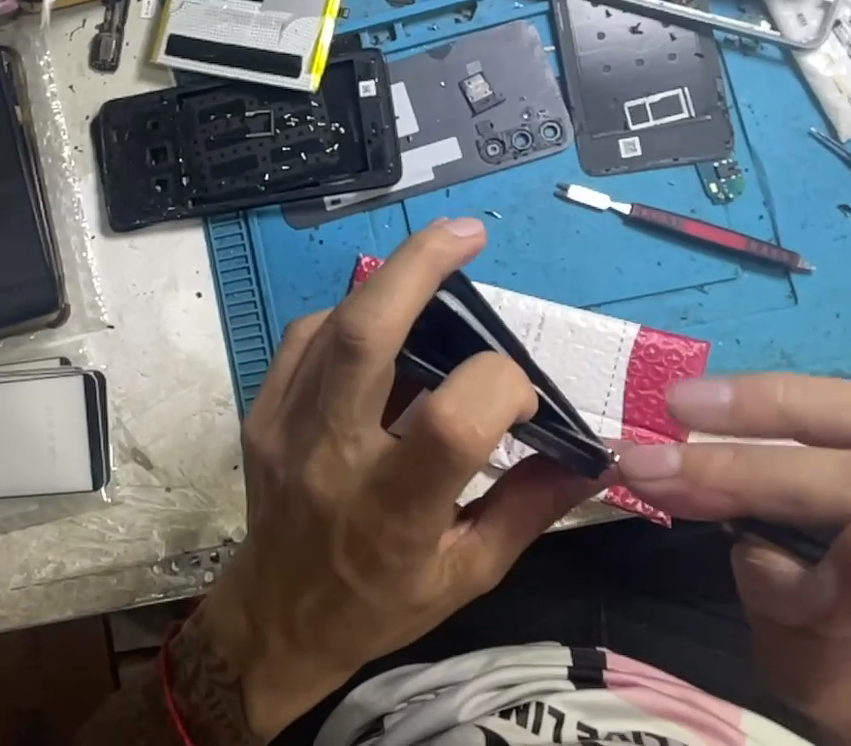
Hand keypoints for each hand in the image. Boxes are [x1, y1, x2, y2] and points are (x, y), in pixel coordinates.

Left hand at [201, 219, 609, 737]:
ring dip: (385, 287)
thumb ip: (530, 507)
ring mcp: (284, 428)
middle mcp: (332, 458)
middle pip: (366, 336)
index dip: (500, 385)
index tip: (519, 397)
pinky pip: (301, 339)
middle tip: (464, 234)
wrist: (275, 617)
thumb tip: (590, 451)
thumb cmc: (380, 603)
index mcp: (393, 510)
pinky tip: (374, 328)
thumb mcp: (469, 574)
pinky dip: (343, 318)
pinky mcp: (259, 412)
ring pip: (331, 325)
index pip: (451, 418)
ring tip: (428, 275)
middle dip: (418, 267)